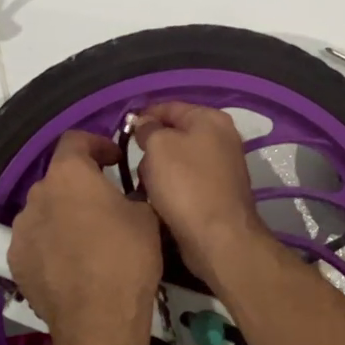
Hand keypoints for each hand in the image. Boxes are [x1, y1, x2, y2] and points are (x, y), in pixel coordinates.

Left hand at [8, 130, 162, 338]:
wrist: (98, 319)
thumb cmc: (127, 257)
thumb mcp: (145, 216)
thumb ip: (130, 195)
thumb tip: (124, 197)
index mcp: (69, 174)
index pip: (75, 140)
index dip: (96, 143)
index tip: (114, 160)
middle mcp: (38, 194)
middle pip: (59, 179)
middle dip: (80, 185)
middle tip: (105, 204)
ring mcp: (22, 229)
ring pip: (45, 211)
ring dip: (63, 215)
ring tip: (87, 239)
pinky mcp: (15, 260)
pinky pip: (36, 241)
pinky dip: (51, 244)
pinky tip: (70, 264)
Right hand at [132, 101, 271, 286]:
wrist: (218, 237)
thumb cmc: (185, 183)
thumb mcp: (158, 146)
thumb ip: (148, 128)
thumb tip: (144, 123)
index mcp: (210, 119)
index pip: (169, 107)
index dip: (143, 116)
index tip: (122, 132)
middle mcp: (221, 138)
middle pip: (175, 134)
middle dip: (152, 148)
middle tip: (135, 162)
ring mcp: (222, 167)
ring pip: (178, 161)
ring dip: (159, 171)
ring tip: (146, 186)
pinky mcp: (218, 193)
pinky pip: (186, 182)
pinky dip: (172, 189)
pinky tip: (159, 201)